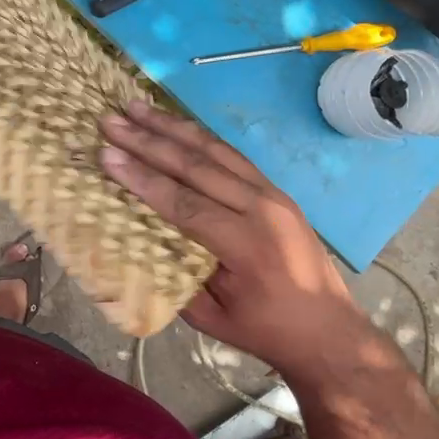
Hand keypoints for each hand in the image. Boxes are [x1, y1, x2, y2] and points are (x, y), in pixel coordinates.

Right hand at [99, 101, 378, 382]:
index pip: (184, 203)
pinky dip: (196, 135)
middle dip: (147, 141)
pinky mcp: (275, 190)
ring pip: (214, 150)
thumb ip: (173, 274)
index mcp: (247, 246)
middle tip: (110, 120)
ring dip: (170, 126)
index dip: (142, 178)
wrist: (331, 332)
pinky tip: (172, 123)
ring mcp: (273, 195)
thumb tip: (132, 234)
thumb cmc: (264, 330)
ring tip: (134, 106)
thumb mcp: (210, 316)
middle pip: (196, 166)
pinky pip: (230, 154)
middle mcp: (263, 210)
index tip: (107, 155)